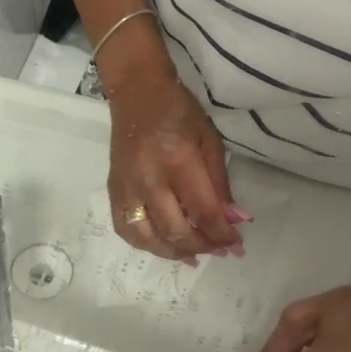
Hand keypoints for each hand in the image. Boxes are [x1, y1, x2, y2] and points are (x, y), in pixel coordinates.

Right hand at [107, 65, 245, 262]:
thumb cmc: (179, 113)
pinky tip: (163, 245)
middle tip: (219, 251)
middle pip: (175, 229)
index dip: (221, 234)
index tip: (237, 246)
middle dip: (201, 246)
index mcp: (177, 161)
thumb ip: (220, 184)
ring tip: (192, 255)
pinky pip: (126, 230)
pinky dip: (145, 244)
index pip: (202, 211)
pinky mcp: (113, 192)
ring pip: (147, 237)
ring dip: (173, 252)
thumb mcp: (210, 141)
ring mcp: (126, 189)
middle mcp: (148, 180)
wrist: (136, 96)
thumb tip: (235, 220)